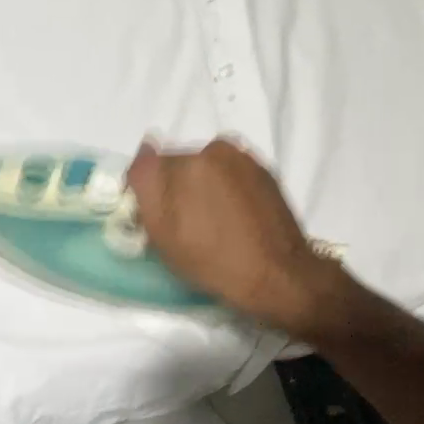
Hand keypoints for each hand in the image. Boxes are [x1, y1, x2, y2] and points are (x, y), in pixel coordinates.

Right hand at [127, 137, 352, 334]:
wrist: (279, 275)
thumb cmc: (213, 261)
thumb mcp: (164, 232)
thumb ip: (146, 183)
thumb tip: (145, 148)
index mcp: (186, 160)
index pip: (149, 167)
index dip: (147, 194)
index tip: (154, 220)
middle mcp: (214, 148)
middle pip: (179, 164)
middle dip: (176, 188)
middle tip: (185, 226)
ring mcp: (244, 158)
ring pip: (207, 168)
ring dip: (202, 188)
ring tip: (212, 224)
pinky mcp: (265, 172)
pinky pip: (232, 174)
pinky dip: (227, 190)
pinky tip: (234, 219)